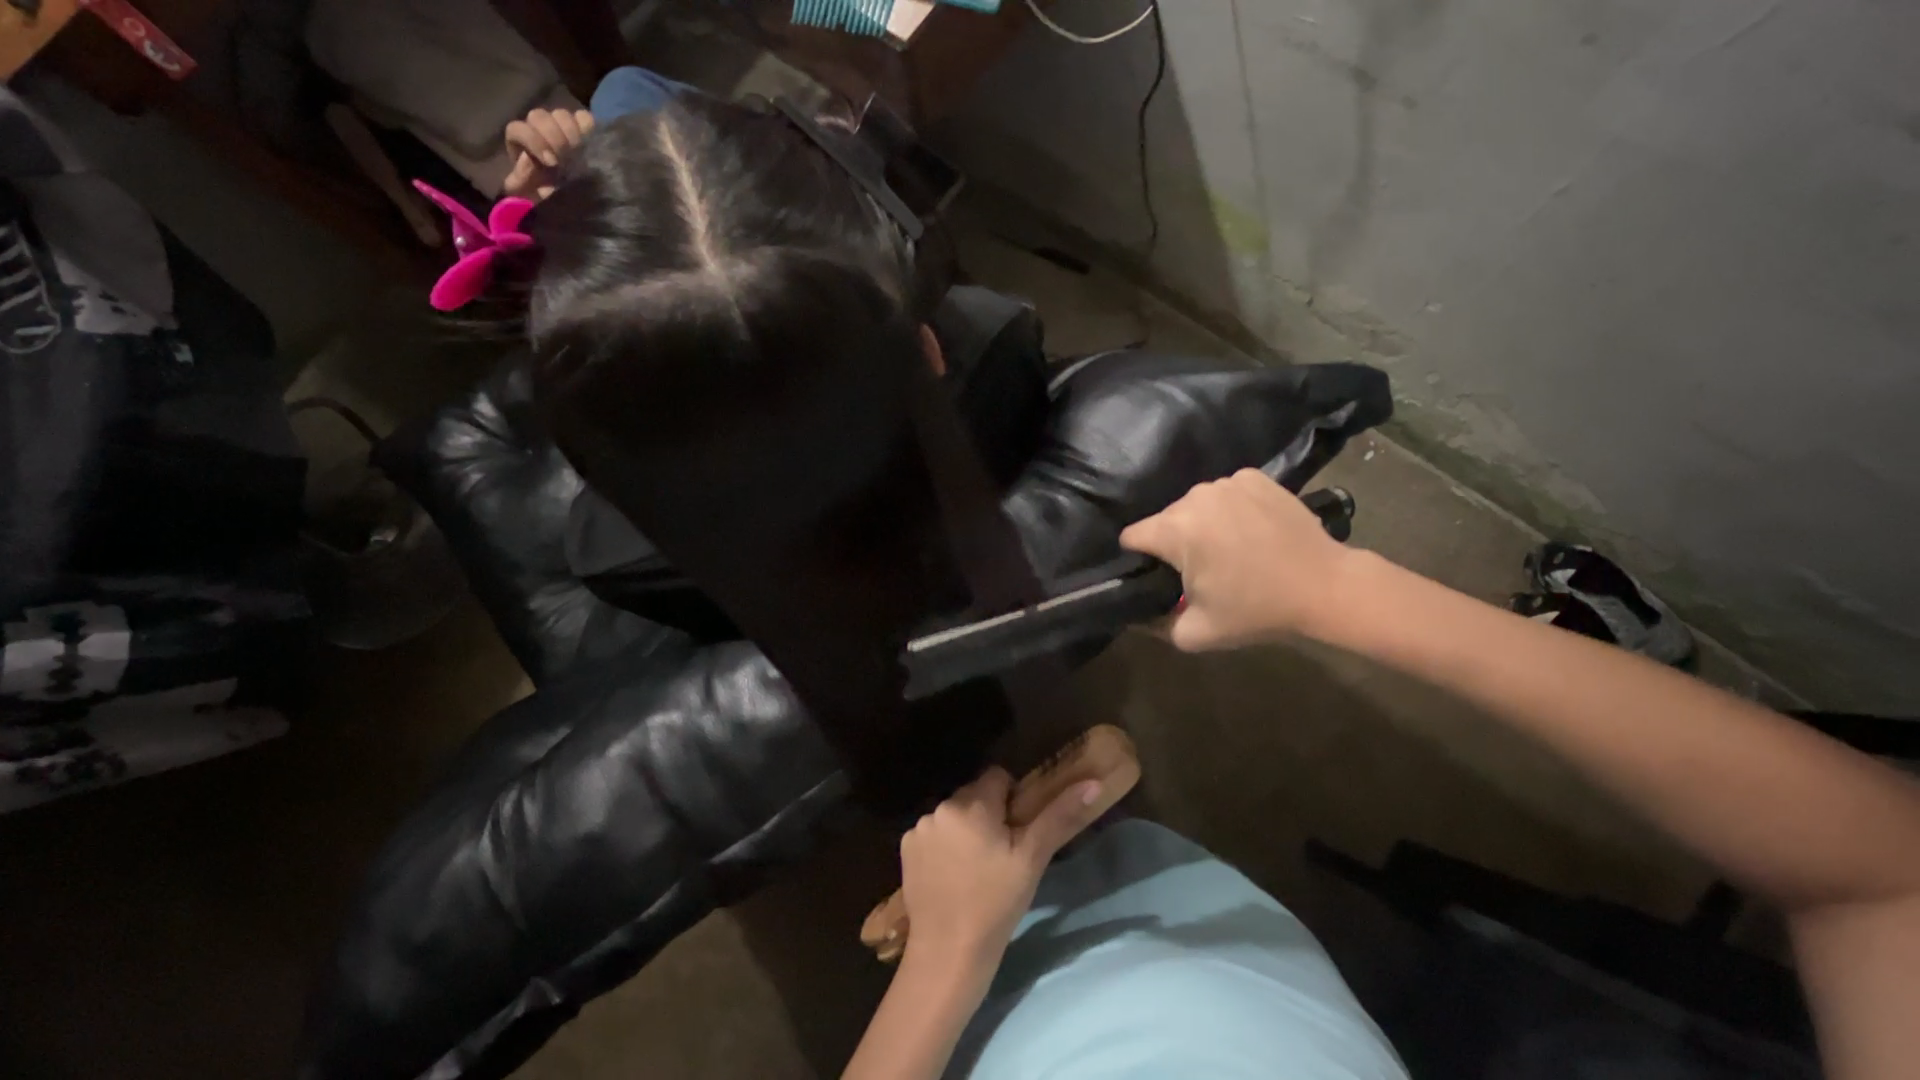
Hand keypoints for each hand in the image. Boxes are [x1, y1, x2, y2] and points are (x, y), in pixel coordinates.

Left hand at [502, 108, 594, 199]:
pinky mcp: (581, 129)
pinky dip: (587, 127)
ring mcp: (559, 126)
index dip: (534, 141)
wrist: (564, 200)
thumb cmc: (542, 195)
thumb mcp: (526, 193)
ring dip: (571, 134)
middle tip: (565, 158)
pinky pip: (584, 118)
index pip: (519, 128)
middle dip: (554, 137)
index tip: (551, 162)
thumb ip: (521, 179)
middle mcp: (538, 128)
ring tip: (579, 153)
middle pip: (540, 117)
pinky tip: (590, 143)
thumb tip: (528, 160)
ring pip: (562, 115)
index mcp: (520, 140)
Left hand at [898, 767, 1102, 973]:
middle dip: (987, 815)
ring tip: (975, 868)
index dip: (1012, 800)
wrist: (949, 950)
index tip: (1017, 832)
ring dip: (964, 830)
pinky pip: (933, 834)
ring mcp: (919, 828)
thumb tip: (1092, 783)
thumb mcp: (1032, 859)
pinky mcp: (906, 849)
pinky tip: (952, 876)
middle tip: (1000, 854)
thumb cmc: (996, 903)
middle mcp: (940, 807)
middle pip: (973, 796)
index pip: (997, 777)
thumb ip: (1059, 815)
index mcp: (971, 804)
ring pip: (953, 815)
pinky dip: (943, 846)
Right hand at [1119, 468, 1355, 649]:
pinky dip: (1231, 509)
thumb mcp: (1197, 633)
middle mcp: (1196, 496)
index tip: (1160, 578)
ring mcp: (1228, 482)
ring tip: (1230, 550)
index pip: (1132, 537)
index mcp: (1175, 529)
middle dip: (1174, 543)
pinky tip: (1251, 531)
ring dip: (1202, 525)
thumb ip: (1155, 626)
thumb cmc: (1257, 610)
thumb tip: (1137, 617)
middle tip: (1202, 571)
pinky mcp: (1255, 477)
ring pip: (1196, 505)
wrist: (1326, 587)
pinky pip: (1226, 493)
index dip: (1138, 560)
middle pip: (1165, 520)